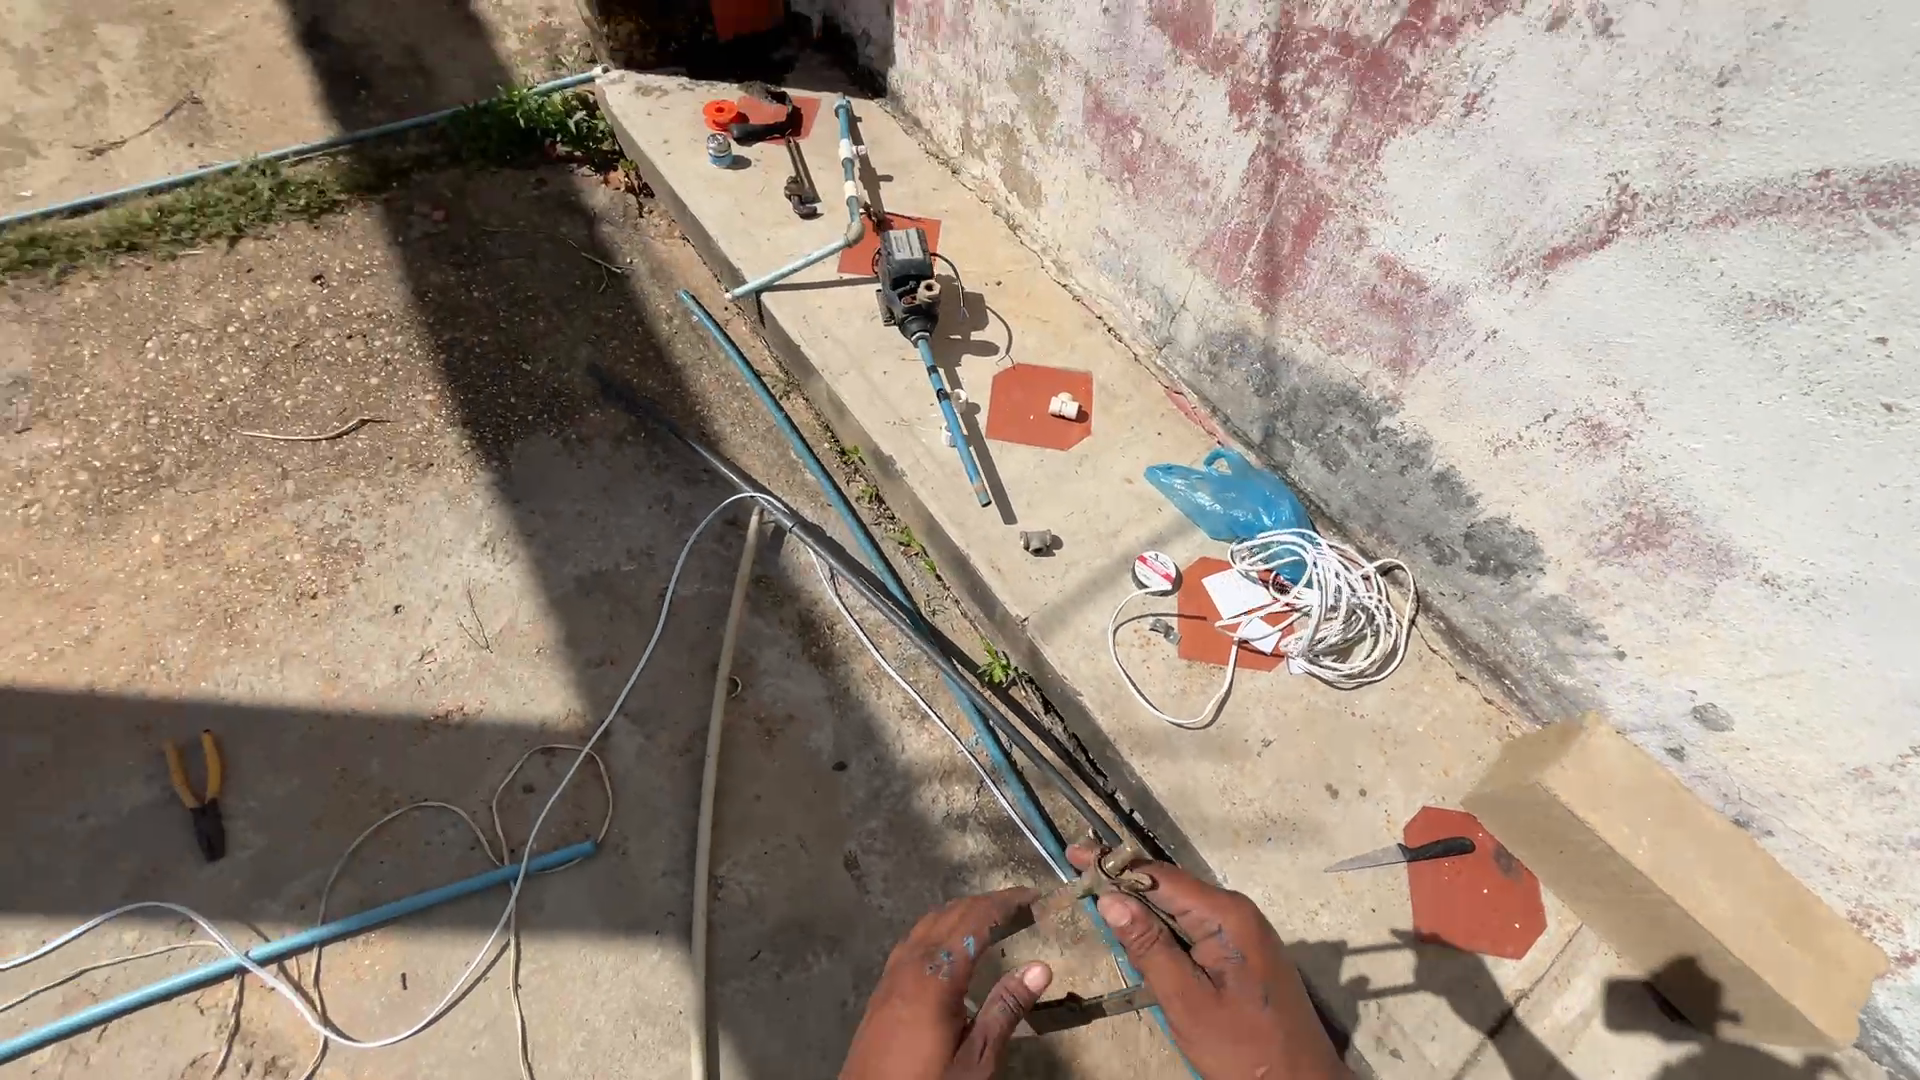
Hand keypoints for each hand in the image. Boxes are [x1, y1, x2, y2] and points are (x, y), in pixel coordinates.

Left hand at [840, 887, 1053, 1079]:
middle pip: (953, 912)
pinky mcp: (884, 985)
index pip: (976, 919)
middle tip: (1020, 906)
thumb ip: (1006, 1010)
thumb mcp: (976, 1061)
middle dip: (987, 902)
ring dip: (963, 911)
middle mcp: (913, 960)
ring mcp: (894, 970)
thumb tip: (1041, 967)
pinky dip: (941, 926)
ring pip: (931, 920)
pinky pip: (916, 937)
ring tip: (993, 918)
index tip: (1032, 895)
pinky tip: (951, 943)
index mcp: (937, 973)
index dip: (1005, 902)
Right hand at [1069, 847, 1348, 1079]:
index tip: (1075, 856)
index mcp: (1225, 915)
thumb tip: (1109, 898)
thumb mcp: (1187, 1003)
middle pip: (1169, 886)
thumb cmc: (1244, 1052)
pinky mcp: (1244, 950)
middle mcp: (1237, 910)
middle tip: (1082, 879)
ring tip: (1101, 901)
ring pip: (1180, 906)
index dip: (1114, 865)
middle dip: (1124, 883)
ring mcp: (1244, 929)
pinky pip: (1195, 925)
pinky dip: (1164, 926)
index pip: (1159, 876)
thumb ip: (1148, 947)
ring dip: (1142, 905)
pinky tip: (1141, 932)